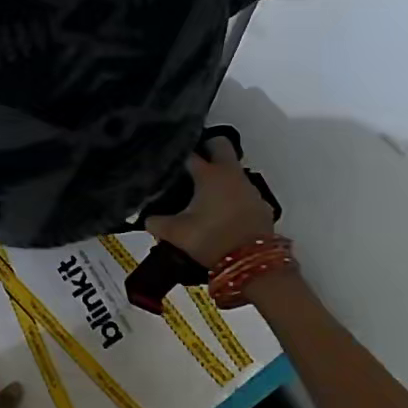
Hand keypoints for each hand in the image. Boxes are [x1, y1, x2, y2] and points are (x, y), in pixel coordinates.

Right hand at [143, 138, 278, 267]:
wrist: (252, 263)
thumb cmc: (211, 239)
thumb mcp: (177, 234)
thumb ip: (157, 223)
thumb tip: (146, 219)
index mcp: (209, 174)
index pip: (189, 153)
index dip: (177, 155)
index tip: (167, 162)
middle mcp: (231, 173)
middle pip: (221, 145)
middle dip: (208, 148)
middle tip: (193, 165)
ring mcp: (249, 187)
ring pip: (234, 169)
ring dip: (222, 175)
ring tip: (205, 194)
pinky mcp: (261, 204)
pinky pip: (244, 191)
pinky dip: (234, 195)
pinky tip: (224, 212)